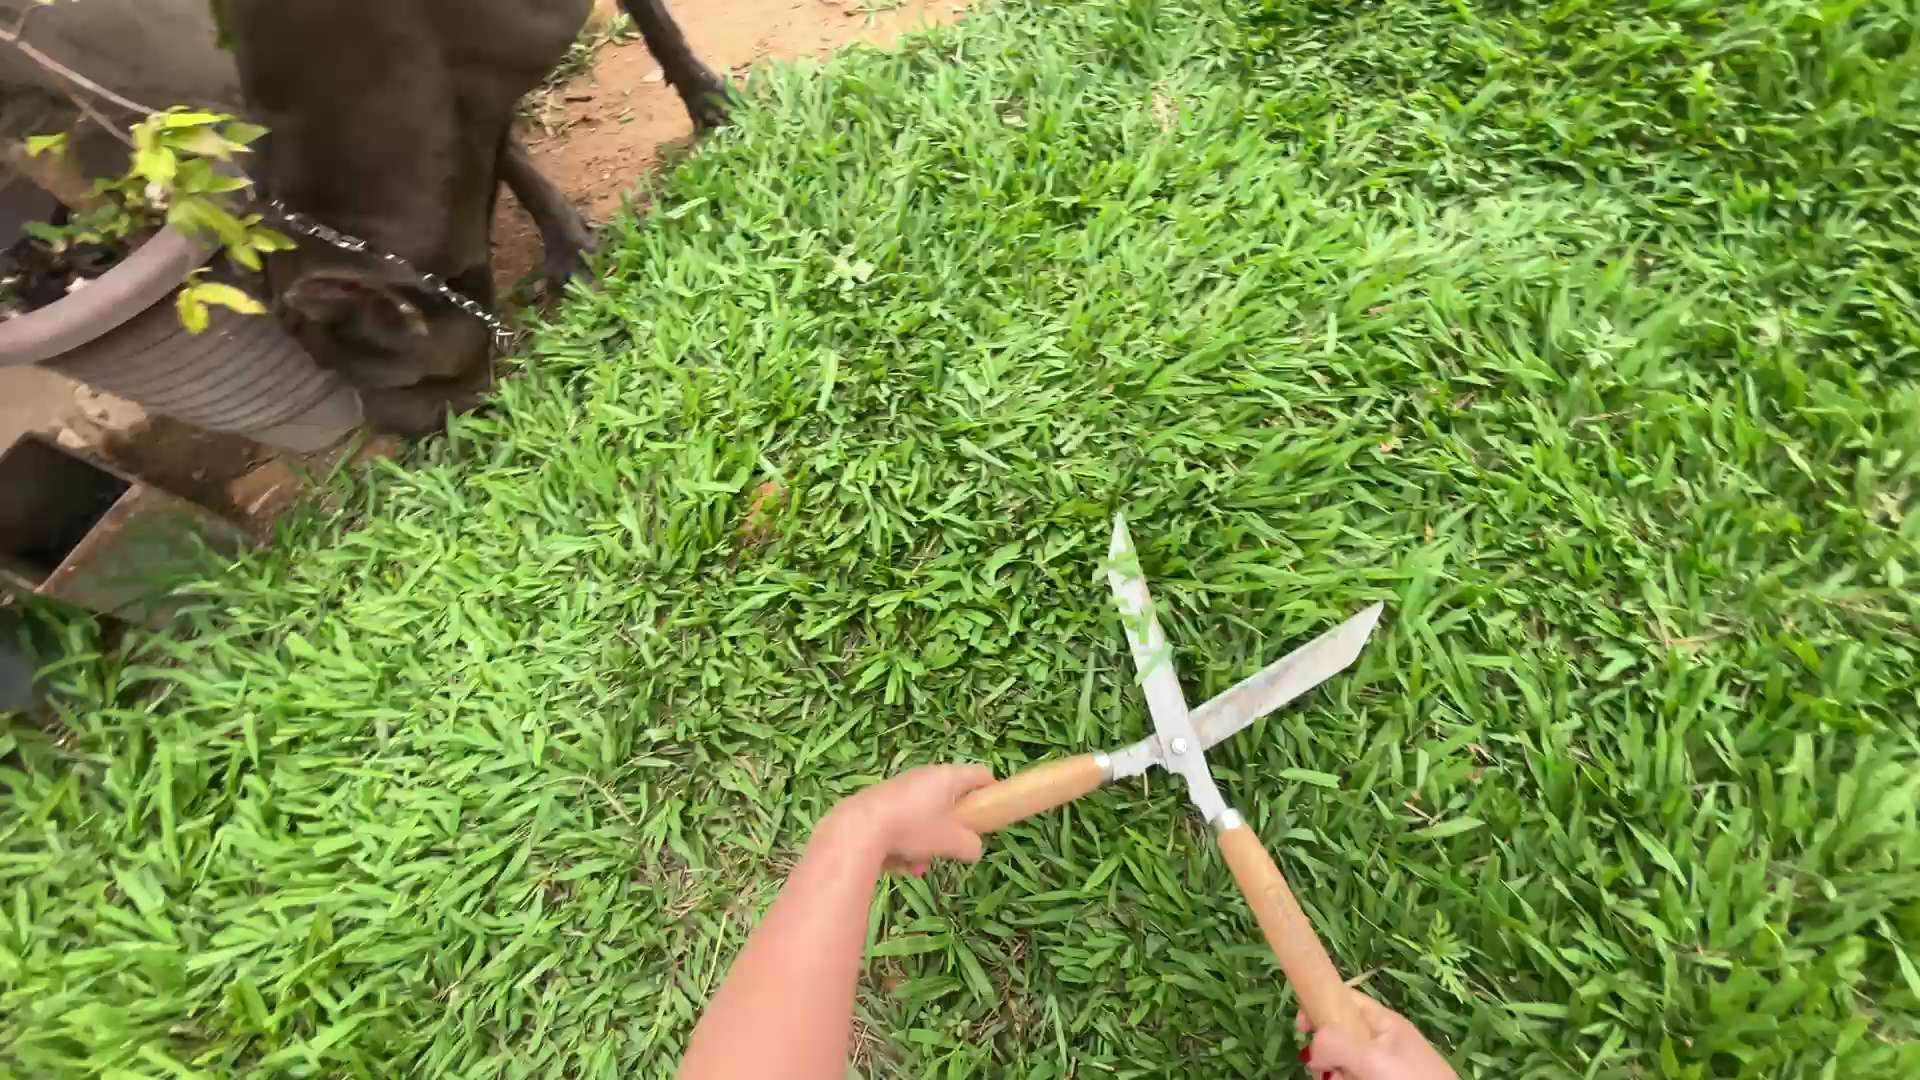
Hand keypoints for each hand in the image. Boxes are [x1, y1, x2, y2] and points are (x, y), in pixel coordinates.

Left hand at [823, 764, 994, 875]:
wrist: (858, 828)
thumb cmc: (913, 827)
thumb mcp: (951, 841)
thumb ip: (970, 845)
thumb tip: (973, 849)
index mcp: (947, 777)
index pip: (981, 774)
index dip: (991, 791)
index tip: (991, 813)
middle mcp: (925, 777)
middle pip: (950, 801)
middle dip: (951, 831)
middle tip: (951, 848)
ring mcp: (901, 789)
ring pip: (925, 818)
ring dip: (926, 845)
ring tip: (917, 866)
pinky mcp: (881, 803)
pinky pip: (903, 824)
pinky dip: (904, 844)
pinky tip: (898, 865)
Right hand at [1295, 990, 1456, 1079]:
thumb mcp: (1373, 1058)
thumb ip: (1335, 1042)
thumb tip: (1310, 1050)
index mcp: (1382, 1021)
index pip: (1340, 998)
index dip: (1316, 1005)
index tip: (1300, 1027)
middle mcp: (1383, 1041)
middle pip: (1338, 1034)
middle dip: (1326, 1051)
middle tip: (1325, 1072)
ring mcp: (1386, 1068)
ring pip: (1345, 1062)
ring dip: (1336, 1073)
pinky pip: (1355, 1077)